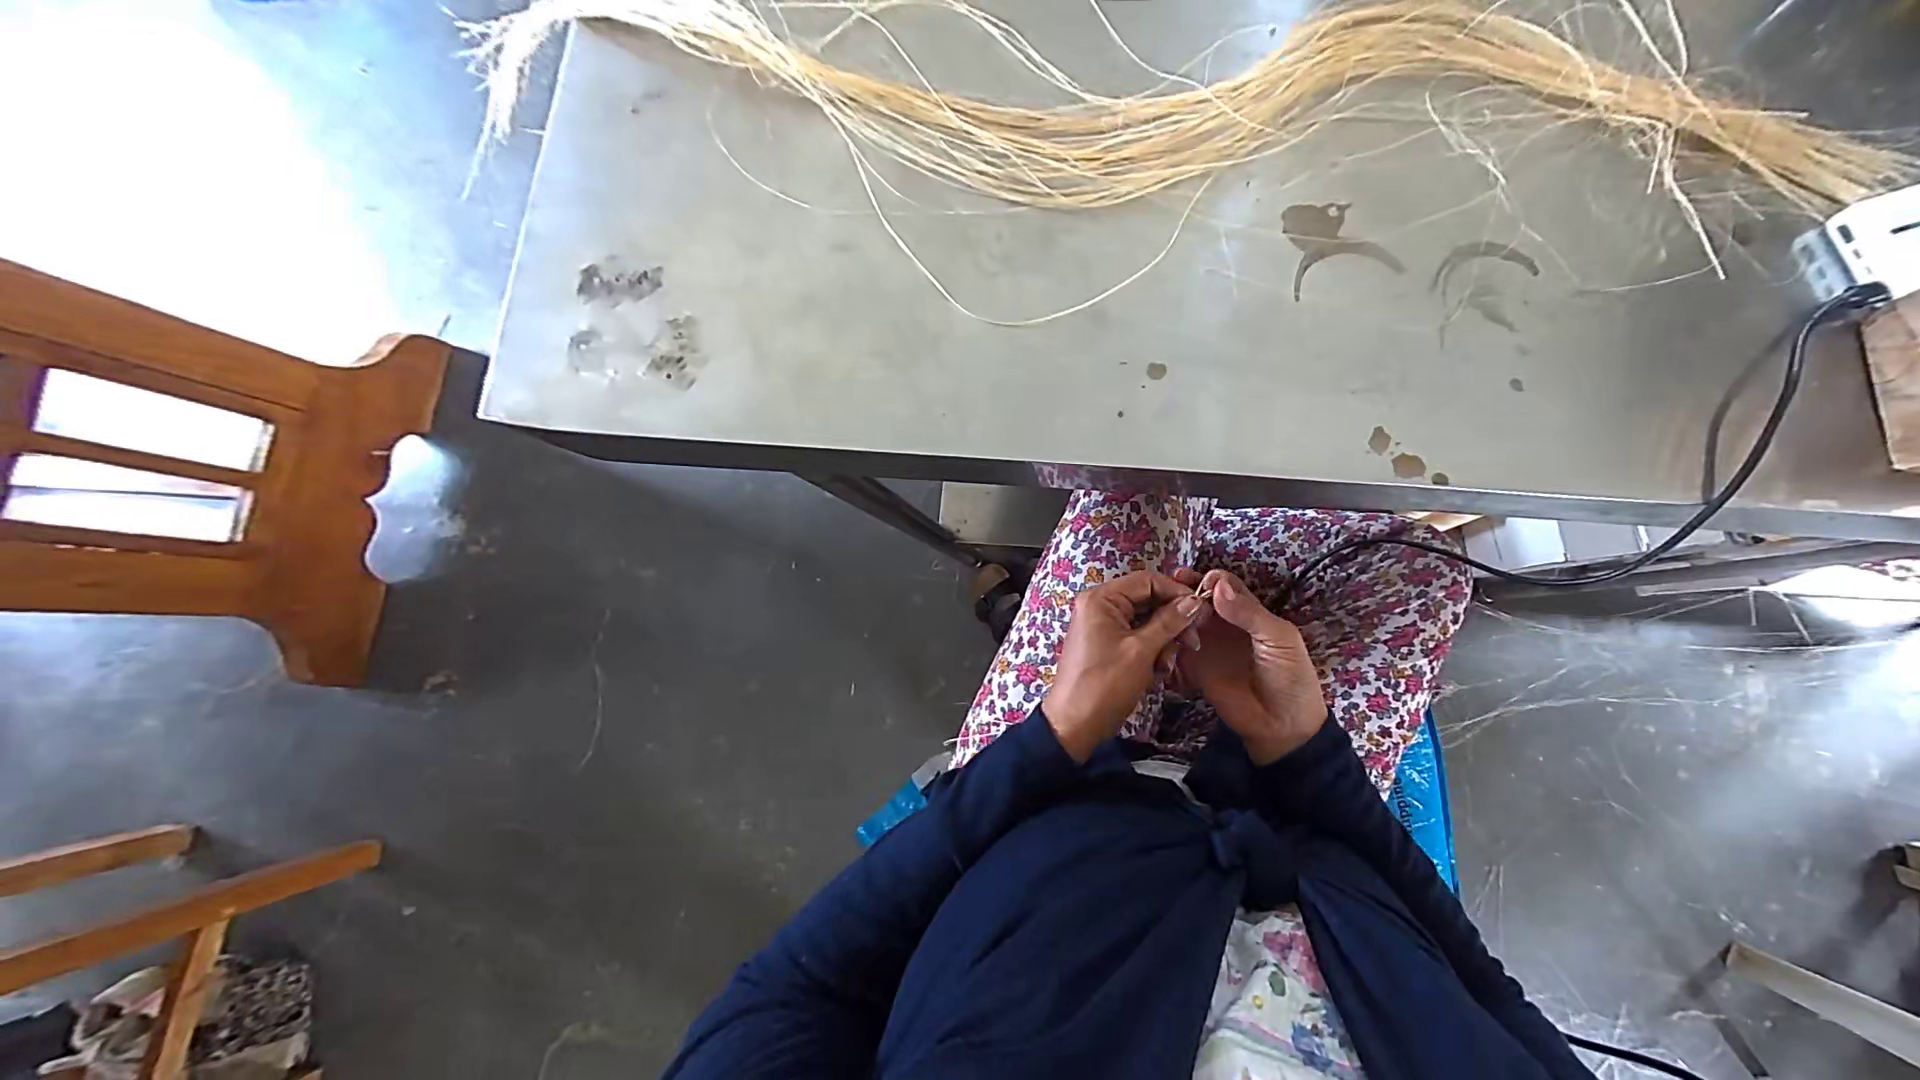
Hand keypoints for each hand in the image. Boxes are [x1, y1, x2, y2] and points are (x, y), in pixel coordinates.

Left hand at [1042, 570, 1205, 761]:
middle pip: (1148, 599)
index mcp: (1101, 598)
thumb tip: (1195, 601)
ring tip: (1166, 665)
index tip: (1201, 612)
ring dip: (1164, 640)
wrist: (1075, 724)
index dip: (1177, 593)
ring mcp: (1101, 624)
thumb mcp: (1141, 650)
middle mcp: (1099, 605)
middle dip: (1171, 622)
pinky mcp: (1106, 643)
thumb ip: (1169, 621)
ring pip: (1146, 620)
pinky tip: (1158, 670)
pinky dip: (1151, 650)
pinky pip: (1137, 636)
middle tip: (1191, 644)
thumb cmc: (1105, 684)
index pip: (1147, 580)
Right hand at [1173, 569, 1327, 764]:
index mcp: (1247, 612)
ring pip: (1182, 620)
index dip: (1206, 579)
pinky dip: (1165, 639)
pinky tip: (1158, 634)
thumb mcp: (1279, 639)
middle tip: (1166, 592)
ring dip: (1171, 613)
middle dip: (1181, 592)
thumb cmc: (1290, 678)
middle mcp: (1223, 623)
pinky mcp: (1191, 666)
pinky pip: (1174, 647)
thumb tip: (1217, 584)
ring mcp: (1205, 644)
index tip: (1189, 579)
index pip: (1222, 584)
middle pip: (1196, 599)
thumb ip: (1249, 612)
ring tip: (1162, 614)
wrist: (1282, 726)